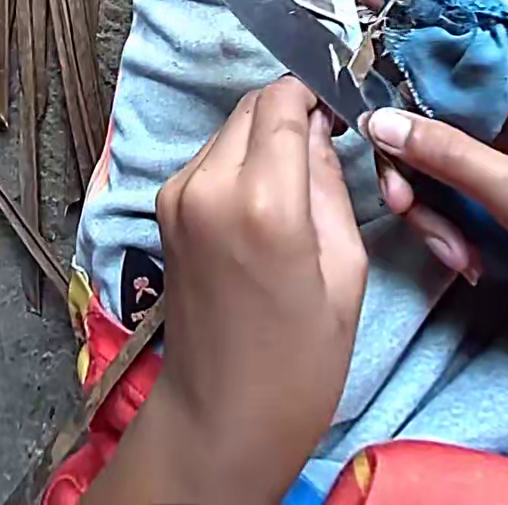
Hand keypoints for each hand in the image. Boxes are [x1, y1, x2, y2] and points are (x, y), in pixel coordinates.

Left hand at [126, 77, 368, 502]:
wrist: (218, 415)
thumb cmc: (300, 359)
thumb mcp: (344, 270)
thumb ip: (329, 181)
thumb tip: (319, 125)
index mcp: (263, 202)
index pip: (281, 103)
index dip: (311, 90)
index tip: (336, 103)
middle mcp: (209, 183)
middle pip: (252, 105)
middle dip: (290, 108)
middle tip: (323, 133)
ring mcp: (177, 191)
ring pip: (230, 125)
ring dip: (264, 131)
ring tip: (295, 169)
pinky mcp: (163, 202)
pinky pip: (211, 153)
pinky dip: (240, 154)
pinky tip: (261, 190)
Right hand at [361, 46, 507, 356]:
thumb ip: (448, 155)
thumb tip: (374, 120)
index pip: (462, 38)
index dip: (410, 26)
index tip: (360, 10)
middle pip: (430, 102)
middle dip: (409, 155)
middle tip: (401, 201)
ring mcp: (504, 149)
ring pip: (430, 150)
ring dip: (428, 201)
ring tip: (453, 251)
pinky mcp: (497, 188)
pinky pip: (446, 188)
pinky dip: (444, 222)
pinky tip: (466, 260)